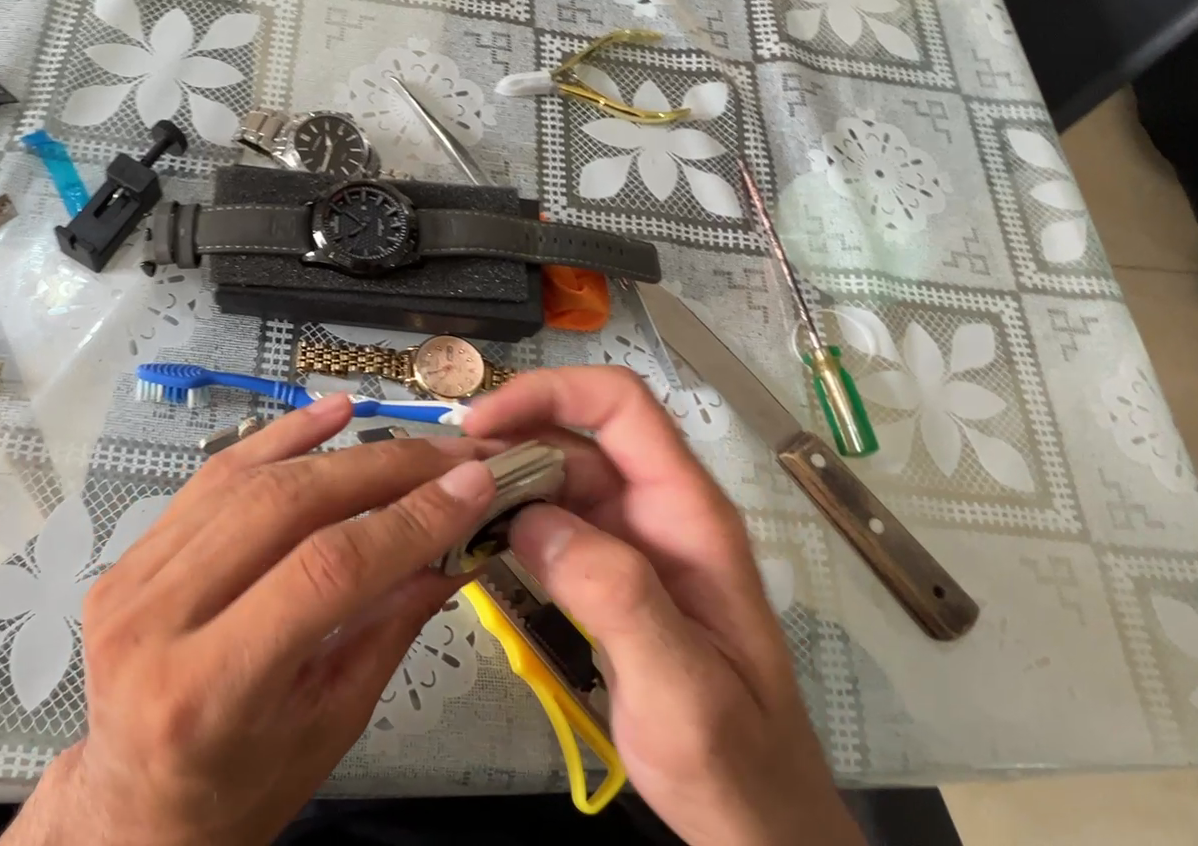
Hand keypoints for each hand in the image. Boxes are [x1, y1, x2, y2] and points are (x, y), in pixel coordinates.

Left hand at [6, 395, 499, 845]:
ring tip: (410, 440)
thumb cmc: (239, 788)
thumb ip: (389, 626)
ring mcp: (130, 578)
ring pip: (247, 481)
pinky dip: (277, 440)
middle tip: (452, 457)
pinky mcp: (128, 555)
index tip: (473, 486)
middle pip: (283, 509)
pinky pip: (212, 478)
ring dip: (339, 452)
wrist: (135, 805)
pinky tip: (330, 414)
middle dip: (382, 472)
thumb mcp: (329, 723)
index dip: (407, 521)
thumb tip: (457, 547)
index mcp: (206, 690)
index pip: (323, 573)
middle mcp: (155, 620)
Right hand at [465, 366, 864, 845]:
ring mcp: (632, 545)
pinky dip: (506, 523)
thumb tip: (532, 521)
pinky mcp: (607, 576)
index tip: (479, 426)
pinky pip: (549, 526)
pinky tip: (471, 544)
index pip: (622, 409)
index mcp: (689, 516)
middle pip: (576, 440)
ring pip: (555, 481)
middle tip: (441, 483)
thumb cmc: (734, 763)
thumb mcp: (681, 691)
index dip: (550, 395)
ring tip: (444, 511)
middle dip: (507, 444)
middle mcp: (659, 514)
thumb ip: (618, 598)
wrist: (757, 824)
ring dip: (499, 484)